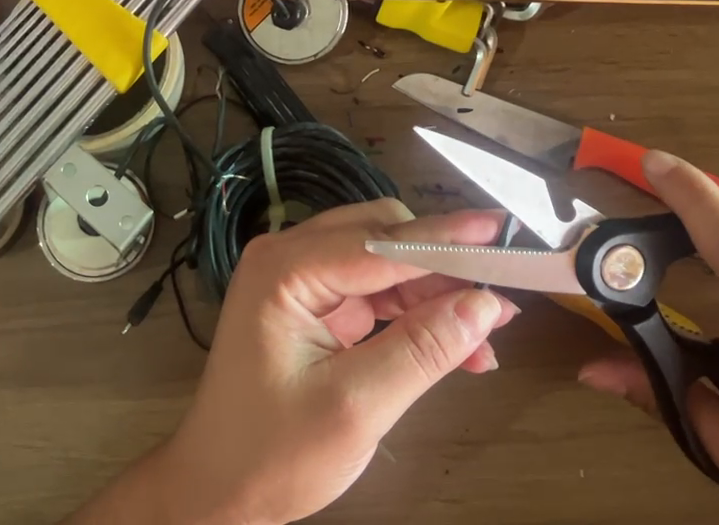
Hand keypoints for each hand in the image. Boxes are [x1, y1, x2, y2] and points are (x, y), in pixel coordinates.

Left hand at [65, 200, 519, 524]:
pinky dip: (414, 312)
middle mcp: (290, 258)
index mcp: (285, 269)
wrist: (217, 488)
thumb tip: (484, 304)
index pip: (379, 241)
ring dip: (433, 290)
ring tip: (490, 330)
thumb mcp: (355, 406)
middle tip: (500, 293)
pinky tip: (457, 344)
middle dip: (441, 262)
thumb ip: (421, 349)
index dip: (444, 238)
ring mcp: (300, 279)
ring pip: (384, 262)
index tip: (501, 230)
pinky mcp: (312, 304)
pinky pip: (374, 292)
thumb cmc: (273, 452)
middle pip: (382, 237)